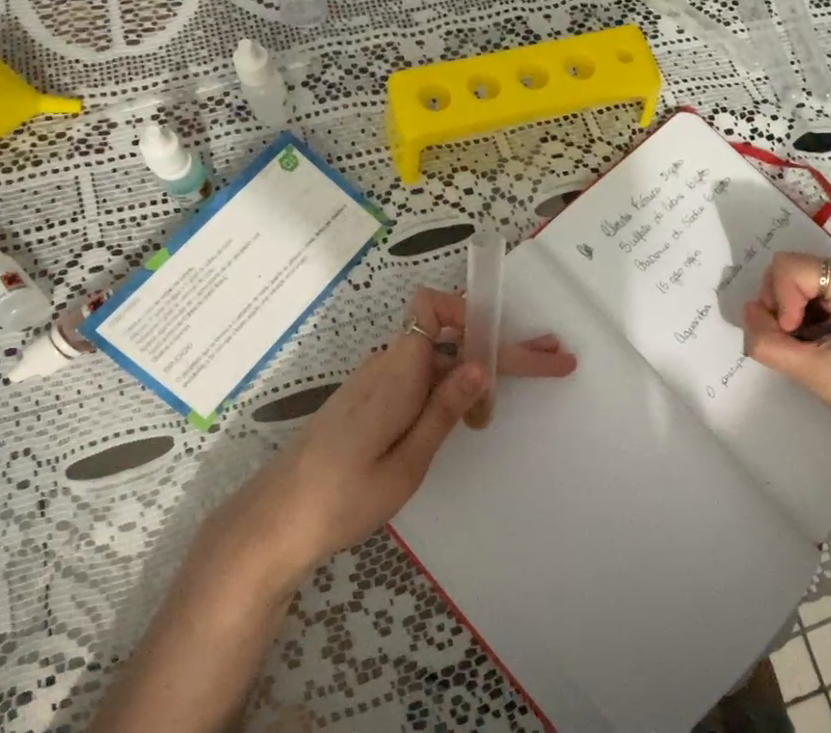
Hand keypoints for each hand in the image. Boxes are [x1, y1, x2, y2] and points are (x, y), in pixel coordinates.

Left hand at [236, 288, 575, 586]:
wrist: (276, 521)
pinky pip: (421, 375)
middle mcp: (385, 365)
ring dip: (481, 364)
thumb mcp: (405, 464)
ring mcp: (376, 380)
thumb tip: (480, 365)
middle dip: (502, 344)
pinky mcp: (371, 398)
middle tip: (554, 358)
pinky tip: (474, 410)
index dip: (472, 311)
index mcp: (395, 374)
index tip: (510, 340)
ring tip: (524, 383)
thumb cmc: (341, 498)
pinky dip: (454, 384)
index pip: (433, 310)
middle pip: (449, 335)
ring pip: (438, 356)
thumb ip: (443, 411)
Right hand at [741, 253, 830, 453]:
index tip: (795, 336)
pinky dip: (800, 318)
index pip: (787, 268)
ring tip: (809, 347)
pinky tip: (816, 343)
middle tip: (797, 345)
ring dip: (787, 315)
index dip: (779, 302)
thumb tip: (748, 312)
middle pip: (788, 271)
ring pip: (793, 283)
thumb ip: (767, 341)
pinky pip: (807, 295)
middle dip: (779, 308)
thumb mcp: (812, 371)